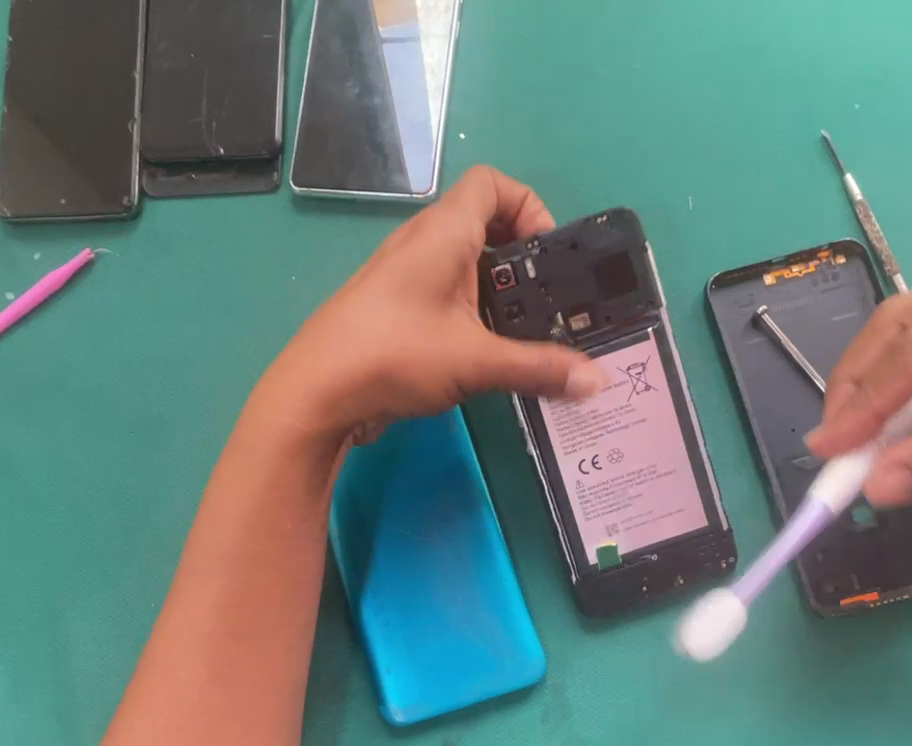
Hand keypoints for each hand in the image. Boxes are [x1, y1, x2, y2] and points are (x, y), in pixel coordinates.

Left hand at [256, 166, 605, 444]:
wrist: (316, 396)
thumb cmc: (394, 355)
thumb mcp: (475, 361)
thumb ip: (538, 368)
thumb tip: (595, 382)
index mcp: (442, 233)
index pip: (491, 183)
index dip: (528, 205)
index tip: (549, 254)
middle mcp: (422, 247)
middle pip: (484, 230)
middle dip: (523, 263)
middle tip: (549, 306)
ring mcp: (405, 283)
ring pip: (465, 272)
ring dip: (498, 298)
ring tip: (526, 338)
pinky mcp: (396, 318)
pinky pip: (446, 304)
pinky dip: (473, 321)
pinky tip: (488, 361)